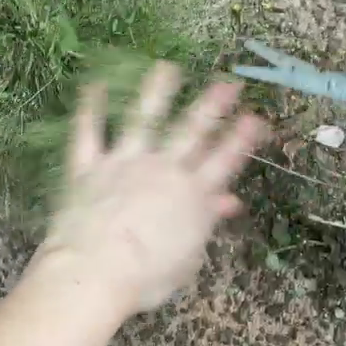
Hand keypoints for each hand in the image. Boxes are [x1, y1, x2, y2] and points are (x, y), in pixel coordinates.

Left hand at [36, 62, 264, 313]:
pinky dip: (90, 109)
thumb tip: (229, 202)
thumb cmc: (146, 278)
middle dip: (212, 105)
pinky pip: (88, 132)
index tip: (257, 117)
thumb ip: (206, 223)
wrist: (95, 272)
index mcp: (191, 196)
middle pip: (191, 132)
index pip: (224, 161)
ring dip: (156, 93)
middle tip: (227, 82)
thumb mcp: (187, 257)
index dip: (241, 139)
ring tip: (166, 68)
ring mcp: (124, 164)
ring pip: (143, 120)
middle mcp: (162, 171)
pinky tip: (94, 86)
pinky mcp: (88, 167)